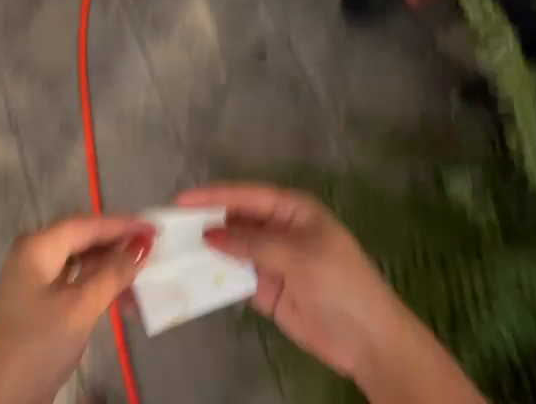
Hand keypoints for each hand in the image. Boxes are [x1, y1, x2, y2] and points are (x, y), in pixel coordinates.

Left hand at [0, 214, 154, 403]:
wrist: (3, 397)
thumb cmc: (40, 345)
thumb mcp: (80, 308)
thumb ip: (111, 274)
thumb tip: (138, 248)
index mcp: (37, 247)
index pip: (85, 225)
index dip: (120, 224)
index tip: (152, 227)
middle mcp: (32, 254)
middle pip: (80, 238)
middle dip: (115, 243)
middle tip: (150, 247)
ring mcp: (33, 279)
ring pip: (78, 260)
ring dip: (108, 266)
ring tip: (140, 275)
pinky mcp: (38, 301)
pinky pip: (73, 280)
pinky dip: (96, 283)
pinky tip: (118, 296)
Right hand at [178, 183, 410, 383]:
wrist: (367, 339)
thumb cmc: (339, 283)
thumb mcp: (297, 255)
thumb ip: (252, 242)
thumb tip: (209, 234)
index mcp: (292, 210)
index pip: (246, 196)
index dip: (214, 196)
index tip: (181, 201)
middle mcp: (278, 230)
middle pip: (235, 220)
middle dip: (205, 222)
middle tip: (168, 226)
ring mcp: (271, 260)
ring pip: (231, 249)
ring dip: (206, 250)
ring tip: (171, 251)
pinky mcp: (266, 290)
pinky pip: (234, 277)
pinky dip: (215, 277)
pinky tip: (191, 277)